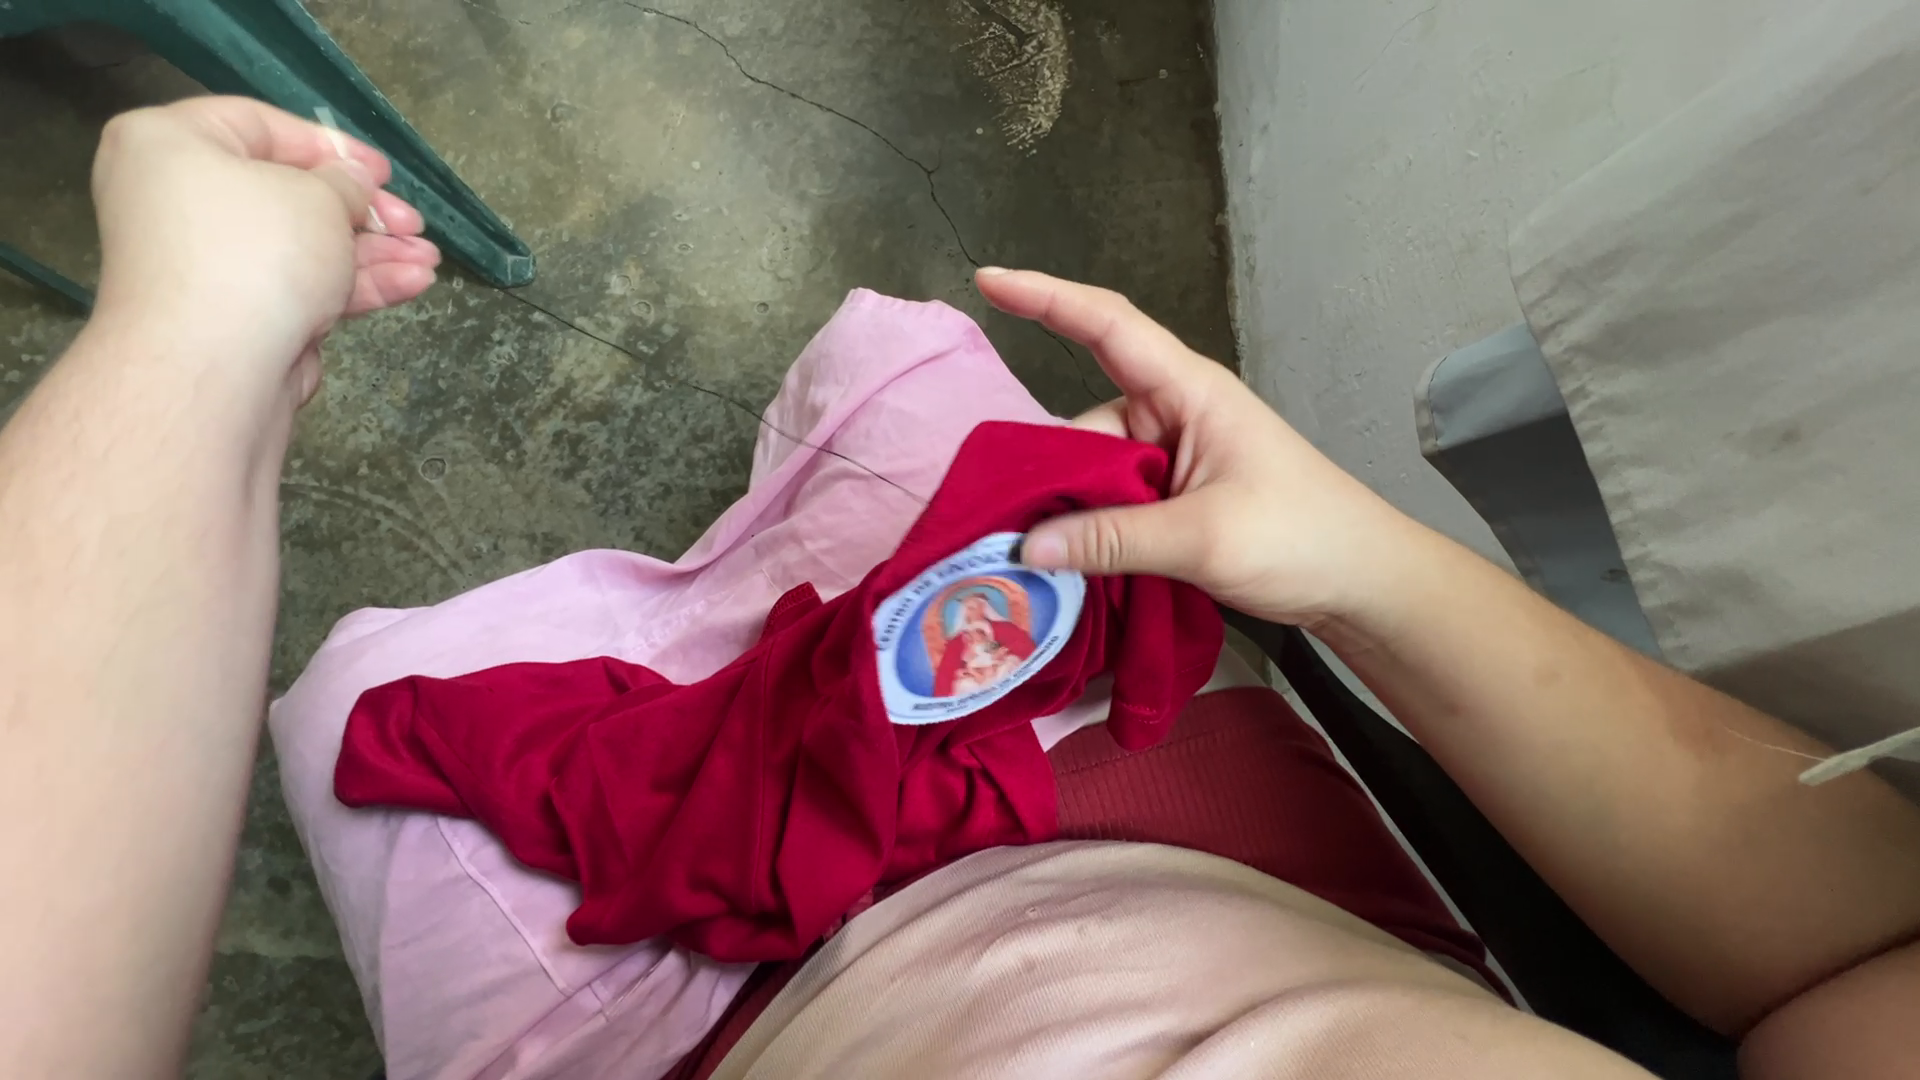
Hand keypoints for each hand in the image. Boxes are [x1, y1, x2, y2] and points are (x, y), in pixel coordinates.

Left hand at [89, 97, 440, 406]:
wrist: (219, 357)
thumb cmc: (258, 251)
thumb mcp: (316, 196)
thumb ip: (345, 182)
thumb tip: (353, 181)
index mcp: (176, 145)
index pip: (260, 126)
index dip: (331, 146)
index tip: (385, 172)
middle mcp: (191, 197)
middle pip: (297, 194)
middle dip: (369, 213)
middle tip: (415, 225)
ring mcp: (224, 259)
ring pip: (316, 246)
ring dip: (381, 252)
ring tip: (431, 261)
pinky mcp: (255, 308)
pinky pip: (314, 283)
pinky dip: (365, 282)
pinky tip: (415, 283)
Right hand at [977, 269, 1435, 629]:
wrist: (1360, 584)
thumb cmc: (1302, 537)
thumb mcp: (1203, 536)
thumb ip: (1112, 539)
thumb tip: (1026, 545)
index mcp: (1188, 392)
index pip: (1109, 326)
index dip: (1047, 298)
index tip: (988, 281)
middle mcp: (1171, 414)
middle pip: (1086, 422)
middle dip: (1052, 467)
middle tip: (1014, 524)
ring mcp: (1170, 458)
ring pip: (1093, 469)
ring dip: (1072, 509)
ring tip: (1056, 558)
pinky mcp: (1170, 497)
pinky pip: (1110, 499)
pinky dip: (1090, 527)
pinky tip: (1074, 559)